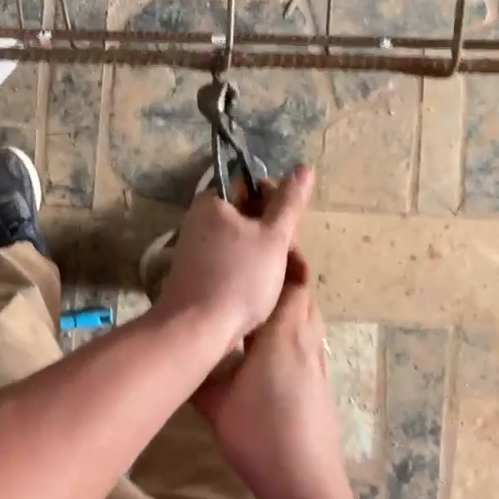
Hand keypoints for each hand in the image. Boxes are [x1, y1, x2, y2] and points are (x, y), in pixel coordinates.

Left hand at [152, 166, 315, 350]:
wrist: (196, 330)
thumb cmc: (238, 278)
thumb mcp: (273, 238)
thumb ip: (290, 203)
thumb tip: (304, 168)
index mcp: (212, 201)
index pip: (250, 185)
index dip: (276, 201)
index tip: (290, 227)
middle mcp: (198, 219)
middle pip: (247, 214)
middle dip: (272, 233)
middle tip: (291, 257)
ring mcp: (194, 248)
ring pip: (241, 241)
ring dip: (263, 254)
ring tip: (280, 277)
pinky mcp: (195, 274)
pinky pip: (229, 262)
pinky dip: (247, 271)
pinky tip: (260, 291)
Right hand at [192, 252, 346, 491]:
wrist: (305, 484)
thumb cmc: (259, 434)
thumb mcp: (214, 400)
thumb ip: (196, 370)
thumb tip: (175, 347)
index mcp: (283, 333)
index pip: (292, 279)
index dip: (282, 256)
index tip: (260, 242)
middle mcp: (307, 340)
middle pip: (304, 293)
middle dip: (285, 273)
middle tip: (254, 266)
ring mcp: (319, 364)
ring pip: (309, 317)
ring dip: (291, 301)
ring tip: (260, 299)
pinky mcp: (321, 385)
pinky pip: (311, 340)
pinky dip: (295, 328)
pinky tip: (271, 345)